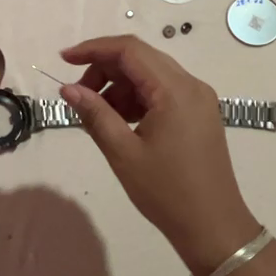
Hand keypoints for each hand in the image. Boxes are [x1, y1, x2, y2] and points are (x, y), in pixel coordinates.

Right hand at [59, 35, 261, 274]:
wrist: (212, 225)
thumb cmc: (166, 191)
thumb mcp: (122, 152)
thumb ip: (94, 114)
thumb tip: (67, 89)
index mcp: (175, 90)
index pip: (129, 50)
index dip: (93, 49)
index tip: (62, 60)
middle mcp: (191, 85)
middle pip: (140, 58)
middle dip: (104, 69)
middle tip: (77, 95)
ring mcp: (198, 99)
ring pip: (151, 75)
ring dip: (119, 86)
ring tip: (96, 115)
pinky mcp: (199, 114)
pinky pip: (162, 92)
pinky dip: (136, 98)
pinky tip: (119, 122)